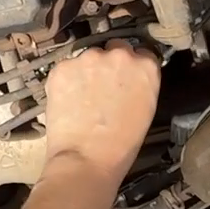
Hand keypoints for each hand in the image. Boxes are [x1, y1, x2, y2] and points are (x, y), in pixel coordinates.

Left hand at [40, 43, 159, 184]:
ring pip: (89, 57)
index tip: (128, 76)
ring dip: (87, 71)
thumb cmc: (120, 145)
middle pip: (115, 49)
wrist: (87, 159)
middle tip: (105, 89)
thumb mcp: (146, 111)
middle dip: (110, 65)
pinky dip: (68, 80)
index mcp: (146, 67)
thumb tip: (131, 78)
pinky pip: (67, 67)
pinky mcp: (63, 67)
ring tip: (86, 100)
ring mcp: (89, 59)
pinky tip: (71, 101)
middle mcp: (119, 56)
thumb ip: (141, 85)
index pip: (143, 54)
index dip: (134, 67)